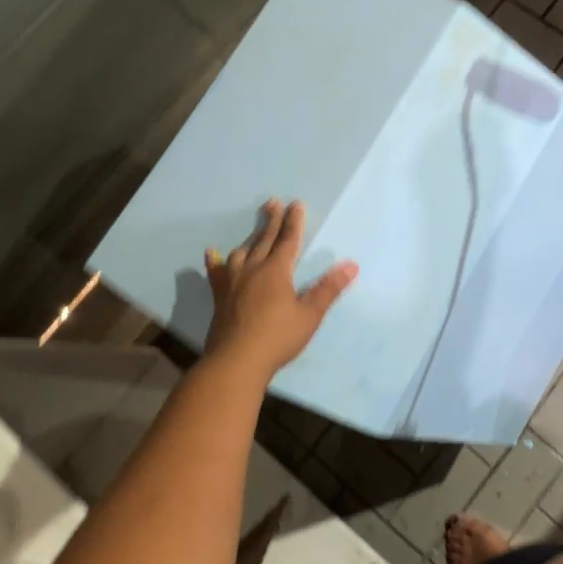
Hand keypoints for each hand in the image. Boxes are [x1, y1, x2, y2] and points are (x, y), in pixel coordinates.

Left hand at [203, 200, 357, 377]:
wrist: (236, 361)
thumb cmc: (278, 338)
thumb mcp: (310, 315)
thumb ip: (329, 289)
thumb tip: (351, 265)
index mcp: (276, 271)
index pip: (288, 240)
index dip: (294, 222)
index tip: (296, 204)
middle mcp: (253, 270)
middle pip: (264, 240)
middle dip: (271, 221)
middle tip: (273, 202)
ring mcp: (233, 283)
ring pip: (241, 252)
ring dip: (251, 238)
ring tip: (256, 230)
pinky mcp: (220, 297)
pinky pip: (216, 272)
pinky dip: (215, 261)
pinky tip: (212, 253)